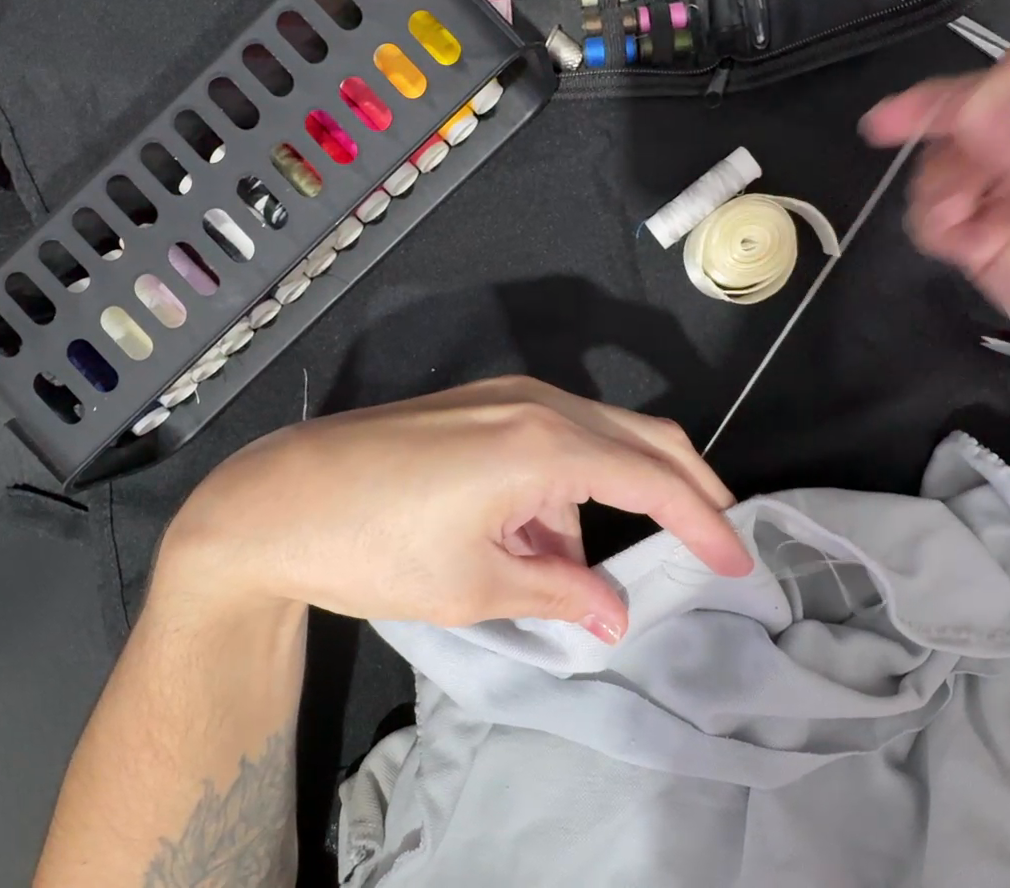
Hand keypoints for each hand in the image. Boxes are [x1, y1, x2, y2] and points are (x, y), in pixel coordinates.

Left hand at [153, 376, 751, 642]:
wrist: (272, 502)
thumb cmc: (374, 549)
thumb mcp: (474, 586)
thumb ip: (559, 592)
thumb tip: (613, 614)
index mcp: (545, 446)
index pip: (654, 480)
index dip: (704, 522)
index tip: (737, 562)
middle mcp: (539, 404)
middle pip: (645, 437)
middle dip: (688, 488)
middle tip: (713, 538)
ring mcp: (508, 395)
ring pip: (600, 435)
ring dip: (612, 494)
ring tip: (573, 566)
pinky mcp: (483, 403)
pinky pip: (554, 436)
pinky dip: (568, 483)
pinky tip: (534, 531)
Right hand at [861, 34, 1009, 388]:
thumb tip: (974, 107)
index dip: (986, 92)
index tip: (952, 125)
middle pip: (976, 108)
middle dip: (945, 139)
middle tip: (898, 146)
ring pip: (946, 156)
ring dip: (936, 186)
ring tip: (953, 223)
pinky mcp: (986, 223)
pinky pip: (937, 205)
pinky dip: (932, 221)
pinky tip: (953, 242)